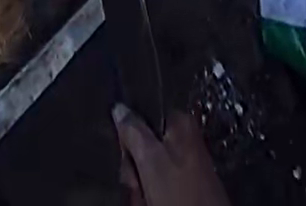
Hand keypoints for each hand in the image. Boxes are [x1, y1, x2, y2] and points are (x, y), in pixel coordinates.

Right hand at [114, 106, 229, 205]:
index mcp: (181, 123)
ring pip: (148, 170)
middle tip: (140, 184)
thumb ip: (132, 131)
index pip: (144, 115)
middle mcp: (185, 140)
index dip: (130, 136)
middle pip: (145, 145)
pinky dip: (152, 197)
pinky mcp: (185, 190)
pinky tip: (153, 204)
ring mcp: (186, 167)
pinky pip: (159, 187)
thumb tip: (119, 108)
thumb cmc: (181, 195)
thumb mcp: (150, 160)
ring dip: (141, 187)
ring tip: (148, 199)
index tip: (127, 153)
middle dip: (135, 167)